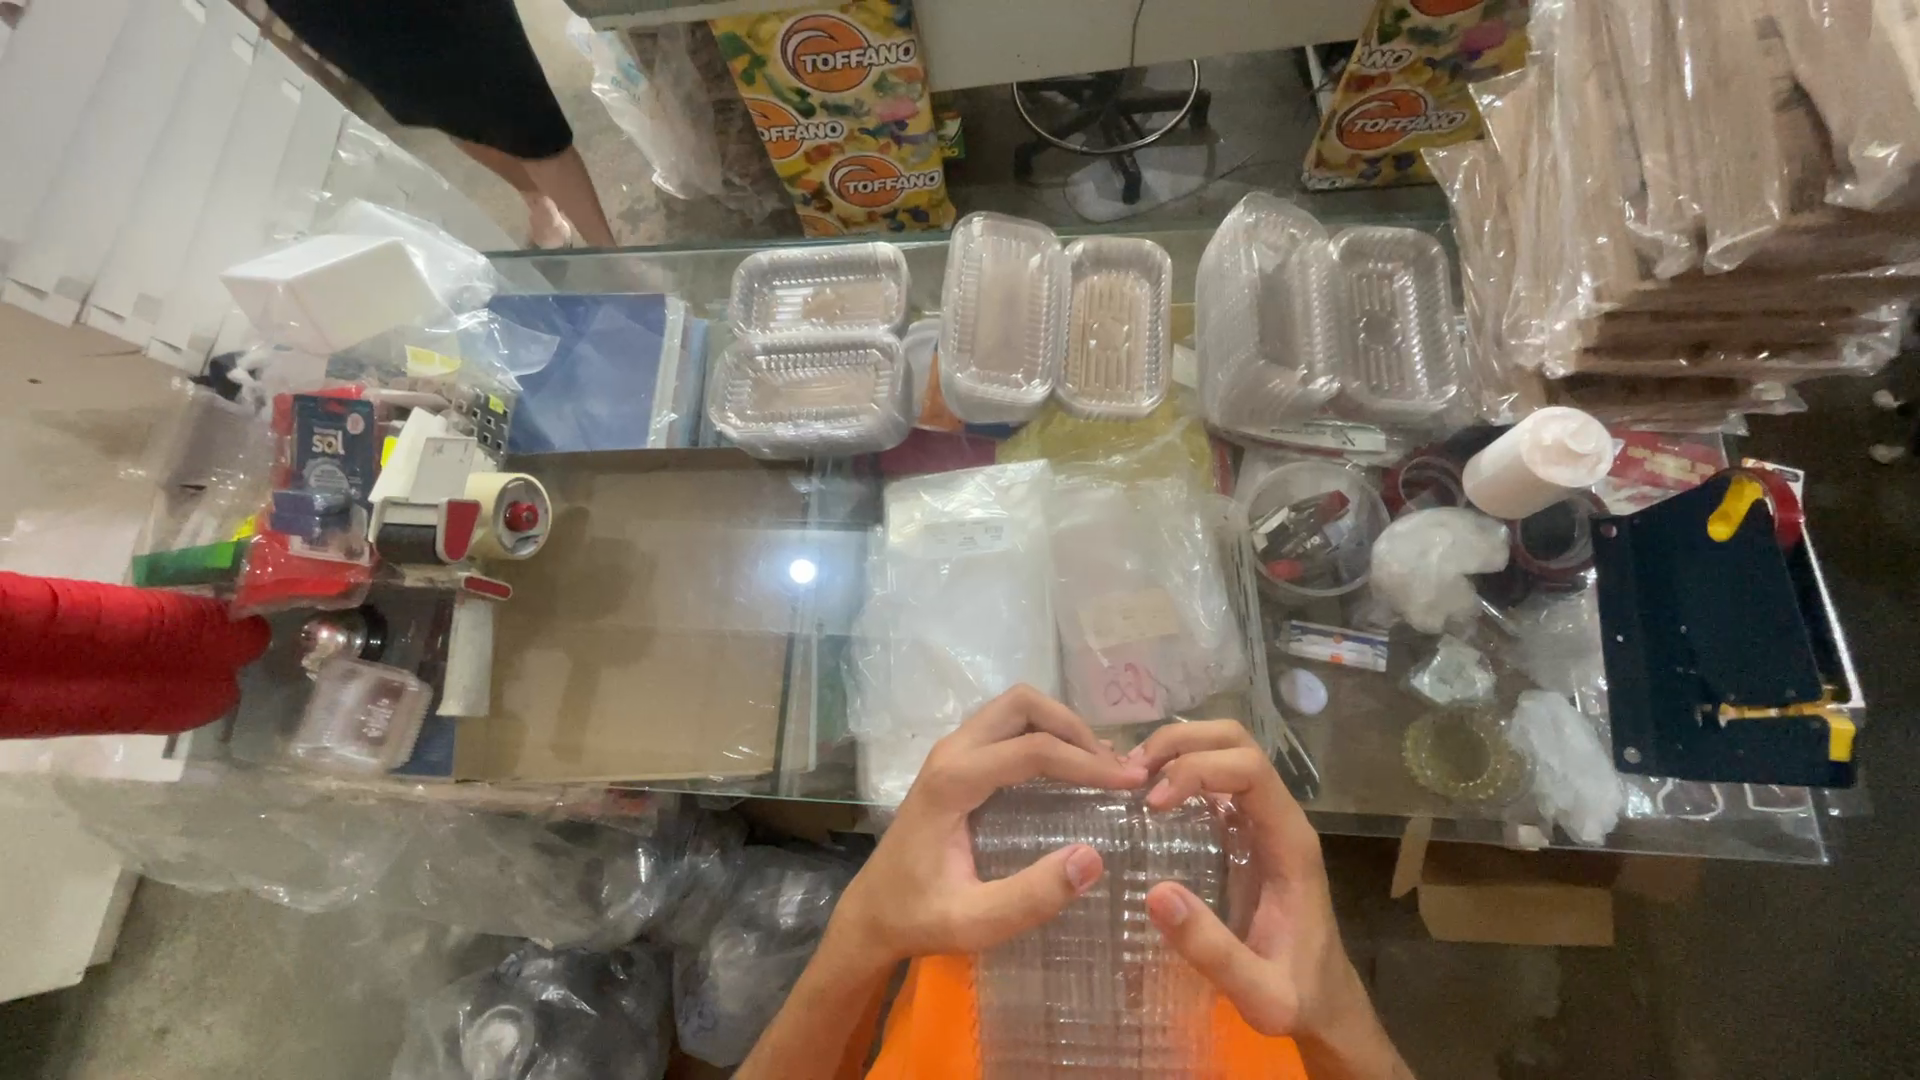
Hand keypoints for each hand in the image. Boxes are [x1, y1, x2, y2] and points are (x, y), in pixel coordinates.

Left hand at [833, 685, 1148, 962]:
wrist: (871, 911)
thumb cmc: (919, 916)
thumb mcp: (975, 923)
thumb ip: (1031, 897)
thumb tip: (1092, 857)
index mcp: (953, 781)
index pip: (1031, 750)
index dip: (1084, 762)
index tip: (1128, 782)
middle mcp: (952, 751)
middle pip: (1021, 704)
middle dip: (1073, 727)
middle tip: (1110, 768)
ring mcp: (952, 750)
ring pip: (1014, 707)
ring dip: (1060, 726)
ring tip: (1098, 767)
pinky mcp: (957, 758)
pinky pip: (1007, 725)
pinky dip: (1044, 733)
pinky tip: (1069, 768)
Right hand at [1129, 720, 1369, 1041]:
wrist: (1325, 1008)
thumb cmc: (1298, 998)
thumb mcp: (1262, 995)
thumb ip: (1214, 952)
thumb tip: (1156, 893)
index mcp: (1291, 841)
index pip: (1249, 769)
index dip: (1197, 770)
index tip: (1153, 804)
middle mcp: (1277, 816)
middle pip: (1235, 741)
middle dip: (1180, 742)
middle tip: (1131, 772)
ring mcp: (1257, 817)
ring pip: (1222, 749)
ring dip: (1174, 748)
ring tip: (1129, 775)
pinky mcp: (1238, 828)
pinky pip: (1209, 776)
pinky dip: (1173, 768)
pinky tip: (1141, 792)